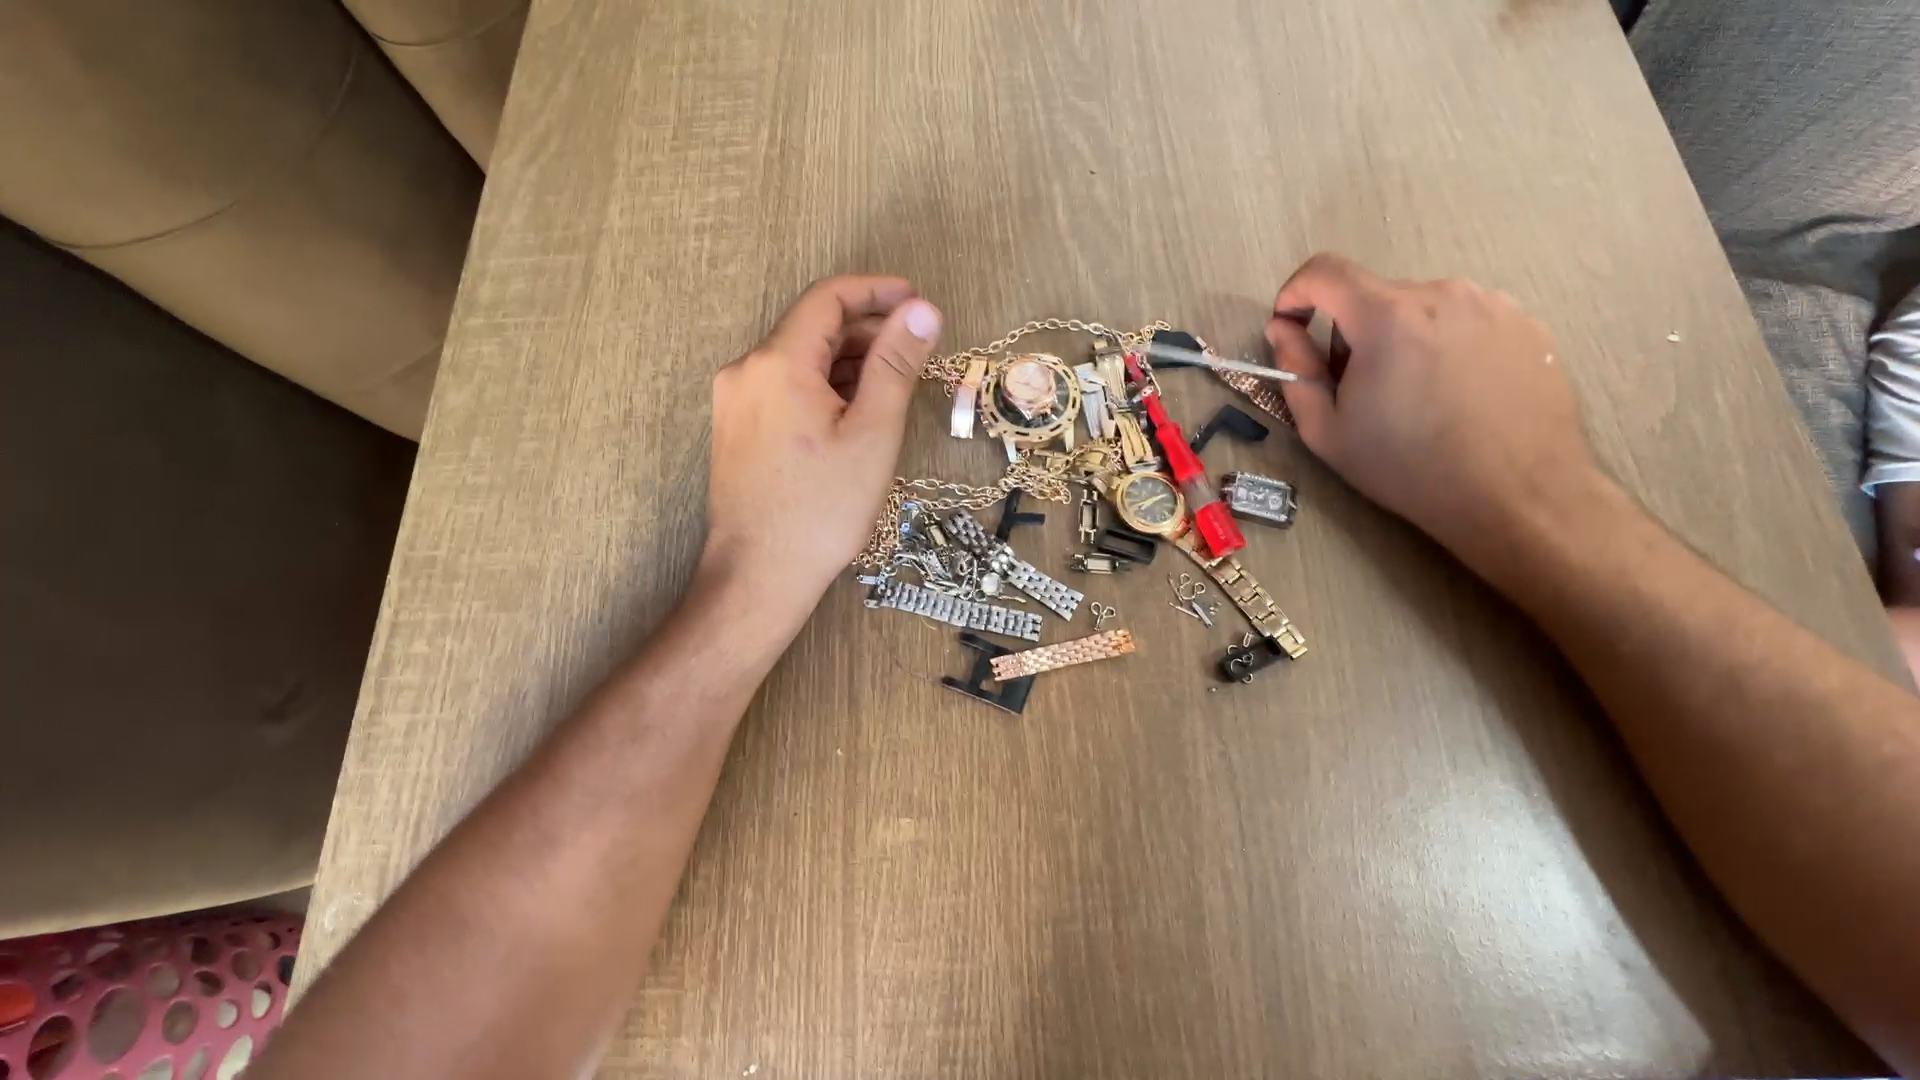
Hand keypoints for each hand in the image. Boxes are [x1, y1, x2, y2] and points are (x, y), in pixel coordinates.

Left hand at [702, 275, 941, 618]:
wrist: (759, 573)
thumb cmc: (822, 509)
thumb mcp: (872, 432)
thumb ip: (896, 363)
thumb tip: (923, 310)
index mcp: (777, 362)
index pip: (828, 298)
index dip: (877, 291)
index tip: (917, 302)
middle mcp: (746, 370)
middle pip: (812, 327)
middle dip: (867, 330)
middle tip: (917, 350)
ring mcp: (735, 401)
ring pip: (799, 359)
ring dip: (847, 361)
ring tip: (893, 385)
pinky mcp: (736, 428)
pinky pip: (784, 387)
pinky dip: (822, 386)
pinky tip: (853, 412)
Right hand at [1266, 253, 1600, 557]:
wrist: (1516, 495)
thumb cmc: (1408, 467)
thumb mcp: (1328, 432)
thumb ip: (1296, 371)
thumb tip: (1282, 330)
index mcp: (1387, 316)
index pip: (1325, 272)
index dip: (1296, 292)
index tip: (1290, 324)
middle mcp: (1442, 293)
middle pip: (1375, 296)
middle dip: (1353, 332)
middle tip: (1359, 388)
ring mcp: (1492, 304)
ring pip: (1422, 307)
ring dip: (1402, 337)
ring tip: (1415, 395)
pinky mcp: (1526, 323)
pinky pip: (1466, 320)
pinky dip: (1445, 344)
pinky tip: (1456, 394)